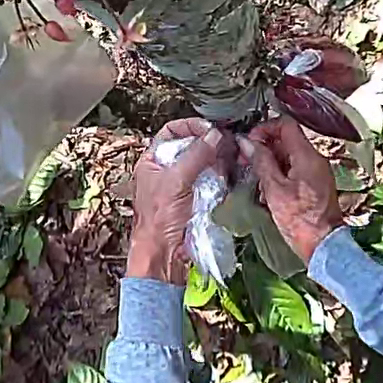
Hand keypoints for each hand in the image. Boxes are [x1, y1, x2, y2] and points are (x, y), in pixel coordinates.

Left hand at [128, 118, 233, 281]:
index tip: (209, 129)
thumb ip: (196, 155)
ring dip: (217, 160)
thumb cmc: (158, 222)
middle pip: (192, 146)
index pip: (172, 132)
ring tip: (229, 159)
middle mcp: (167, 170)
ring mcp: (183, 185)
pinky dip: (220, 177)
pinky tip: (227, 176)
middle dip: (209, 144)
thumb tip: (214, 135)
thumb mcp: (176, 181)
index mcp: (153, 161)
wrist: (164, 256)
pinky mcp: (197, 198)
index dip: (190, 126)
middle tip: (226, 143)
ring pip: (205, 163)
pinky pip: (212, 180)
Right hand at [241, 115, 342, 264]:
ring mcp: (317, 171)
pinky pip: (295, 168)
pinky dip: (280, 171)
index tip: (250, 143)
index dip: (264, 129)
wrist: (323, 244)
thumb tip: (246, 142)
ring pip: (290, 154)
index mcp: (307, 155)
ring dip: (270, 160)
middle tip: (246, 160)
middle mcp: (315, 158)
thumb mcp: (274, 189)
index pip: (285, 124)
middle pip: (287, 139)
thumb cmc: (299, 219)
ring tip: (254, 175)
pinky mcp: (316, 183)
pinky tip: (267, 187)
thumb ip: (261, 161)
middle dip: (264, 146)